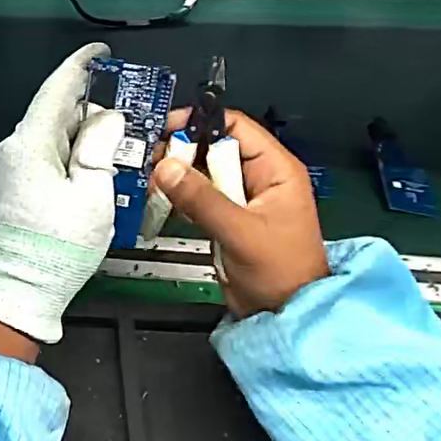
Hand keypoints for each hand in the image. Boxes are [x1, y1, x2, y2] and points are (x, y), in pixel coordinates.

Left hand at [0, 43, 124, 344]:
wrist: (27, 286)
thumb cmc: (59, 248)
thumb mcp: (93, 192)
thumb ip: (101, 145)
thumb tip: (106, 118)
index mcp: (30, 145)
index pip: (56, 89)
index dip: (80, 65)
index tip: (98, 52)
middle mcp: (15, 149)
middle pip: (57, 110)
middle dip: (92, 107)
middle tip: (125, 111)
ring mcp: (13, 165)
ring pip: (54, 131)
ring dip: (85, 132)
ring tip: (116, 145)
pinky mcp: (16, 179)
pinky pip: (47, 150)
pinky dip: (72, 150)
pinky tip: (95, 163)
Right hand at [150, 108, 328, 316]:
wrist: (284, 316)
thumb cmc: (283, 275)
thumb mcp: (241, 233)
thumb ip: (202, 199)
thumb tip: (167, 167)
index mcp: (275, 170)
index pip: (235, 127)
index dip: (201, 123)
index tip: (168, 129)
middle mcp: (258, 178)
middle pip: (213, 147)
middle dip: (183, 152)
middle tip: (156, 162)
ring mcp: (240, 198)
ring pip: (202, 171)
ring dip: (178, 175)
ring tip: (156, 182)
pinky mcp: (225, 217)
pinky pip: (198, 195)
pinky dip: (180, 195)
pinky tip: (163, 200)